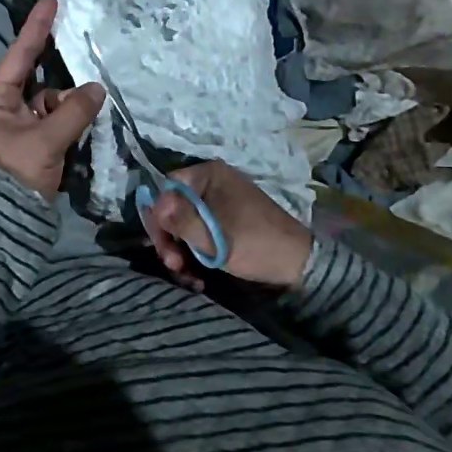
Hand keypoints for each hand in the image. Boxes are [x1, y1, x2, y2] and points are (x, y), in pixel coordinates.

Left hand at [0, 0, 104, 196]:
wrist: (2, 222)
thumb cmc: (14, 174)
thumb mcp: (45, 142)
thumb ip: (73, 113)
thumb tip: (97, 89)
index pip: (19, 55)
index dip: (37, 28)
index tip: (52, 1)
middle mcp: (7, 108)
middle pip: (39, 79)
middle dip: (63, 71)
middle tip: (85, 51)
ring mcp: (21, 127)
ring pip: (52, 102)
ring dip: (71, 103)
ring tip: (91, 108)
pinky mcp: (35, 144)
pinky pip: (57, 121)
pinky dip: (71, 119)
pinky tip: (88, 120)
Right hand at [144, 160, 312, 287]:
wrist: (297, 262)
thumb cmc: (256, 244)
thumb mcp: (214, 236)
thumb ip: (182, 220)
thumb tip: (155, 204)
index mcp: (209, 175)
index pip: (165, 189)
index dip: (158, 219)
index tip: (162, 248)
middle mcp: (211, 182)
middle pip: (172, 208)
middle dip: (169, 240)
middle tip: (174, 266)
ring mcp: (218, 202)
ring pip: (183, 225)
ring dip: (180, 252)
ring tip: (187, 276)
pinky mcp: (223, 220)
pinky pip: (198, 232)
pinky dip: (194, 253)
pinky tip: (197, 276)